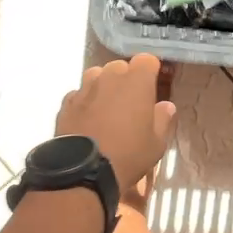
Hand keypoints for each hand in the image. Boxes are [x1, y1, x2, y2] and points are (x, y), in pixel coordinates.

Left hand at [55, 54, 175, 193]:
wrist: (84, 172)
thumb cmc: (128, 155)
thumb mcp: (157, 143)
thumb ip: (163, 119)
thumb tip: (166, 105)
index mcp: (136, 81)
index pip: (146, 60)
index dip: (150, 71)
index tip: (152, 87)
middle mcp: (109, 77)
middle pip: (120, 67)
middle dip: (126, 79)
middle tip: (130, 103)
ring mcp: (85, 88)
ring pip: (96, 76)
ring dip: (103, 86)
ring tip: (106, 109)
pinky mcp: (66, 103)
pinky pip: (79, 94)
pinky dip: (85, 102)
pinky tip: (88, 120)